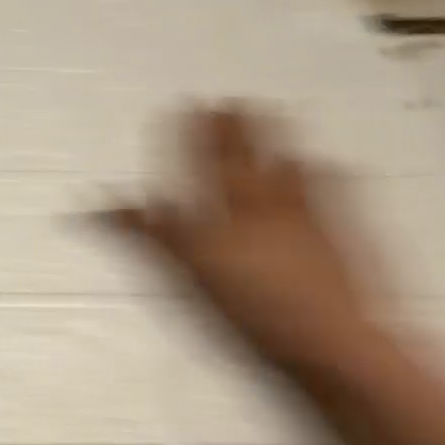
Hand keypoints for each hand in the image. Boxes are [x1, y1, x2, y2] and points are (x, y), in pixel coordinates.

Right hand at [101, 103, 387, 371]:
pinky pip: (336, 183)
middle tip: (229, 101)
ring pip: (290, 160)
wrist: (336, 344)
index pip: (202, 158)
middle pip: (248, 153)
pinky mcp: (347, 228)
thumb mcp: (188, 276)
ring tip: (274, 113)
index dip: (192, 131)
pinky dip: (325, 170)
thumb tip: (97, 205)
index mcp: (226, 210)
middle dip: (236, 125)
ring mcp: (311, 213)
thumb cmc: (252, 316)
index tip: (186, 104)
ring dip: (278, 137)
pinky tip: (329, 164)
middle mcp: (267, 202)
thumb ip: (146, 234)